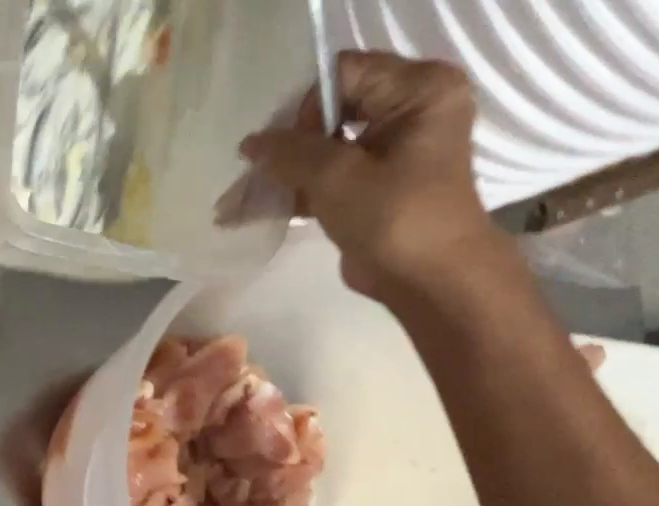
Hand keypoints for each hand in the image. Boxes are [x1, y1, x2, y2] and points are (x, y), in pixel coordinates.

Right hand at [239, 51, 507, 302]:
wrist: (426, 277)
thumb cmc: (395, 217)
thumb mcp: (336, 178)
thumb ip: (290, 152)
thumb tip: (251, 144)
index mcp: (419, 90)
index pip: (344, 74)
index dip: (304, 107)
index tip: (279, 147)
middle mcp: (409, 108)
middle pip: (328, 109)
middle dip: (283, 144)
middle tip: (247, 173)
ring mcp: (390, 147)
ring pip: (320, 146)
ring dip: (278, 173)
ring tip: (232, 202)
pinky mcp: (372, 181)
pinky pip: (323, 174)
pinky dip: (290, 191)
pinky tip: (246, 213)